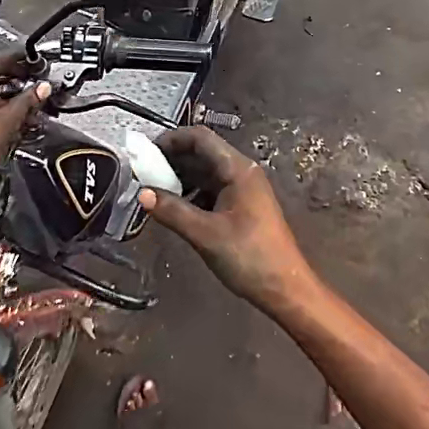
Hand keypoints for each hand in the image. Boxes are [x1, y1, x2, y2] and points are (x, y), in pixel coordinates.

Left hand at [0, 51, 49, 196]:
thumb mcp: (5, 123)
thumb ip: (26, 103)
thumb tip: (40, 89)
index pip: (0, 58)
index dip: (20, 62)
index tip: (34, 65)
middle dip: (12, 79)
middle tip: (30, 85)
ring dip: (2, 96)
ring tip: (21, 108)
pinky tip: (2, 122)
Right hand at [140, 127, 316, 311]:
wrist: (287, 291)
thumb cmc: (250, 257)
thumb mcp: (205, 234)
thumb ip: (172, 211)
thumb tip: (141, 194)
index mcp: (237, 169)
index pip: (200, 137)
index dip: (172, 139)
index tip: (147, 152)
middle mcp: (241, 172)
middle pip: (202, 153)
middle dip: (172, 159)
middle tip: (144, 173)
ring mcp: (243, 189)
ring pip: (205, 172)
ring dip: (180, 178)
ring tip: (154, 191)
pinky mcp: (242, 206)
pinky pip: (211, 189)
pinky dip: (191, 193)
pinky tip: (174, 208)